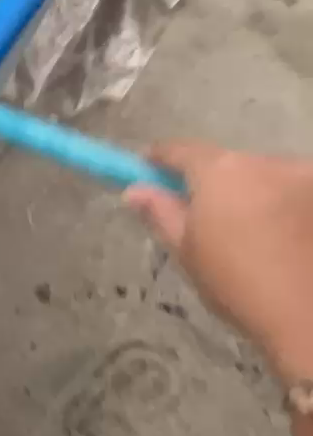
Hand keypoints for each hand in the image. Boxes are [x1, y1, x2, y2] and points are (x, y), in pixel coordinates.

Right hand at [127, 143, 312, 381]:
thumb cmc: (242, 285)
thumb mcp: (186, 250)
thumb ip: (160, 212)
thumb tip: (138, 191)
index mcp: (224, 171)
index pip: (178, 150)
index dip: (157, 162)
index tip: (146, 176)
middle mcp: (274, 167)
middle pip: (232, 164)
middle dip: (216, 183)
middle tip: (207, 217)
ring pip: (273, 179)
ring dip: (258, 195)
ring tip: (255, 235)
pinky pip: (300, 198)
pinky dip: (290, 211)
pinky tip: (288, 242)